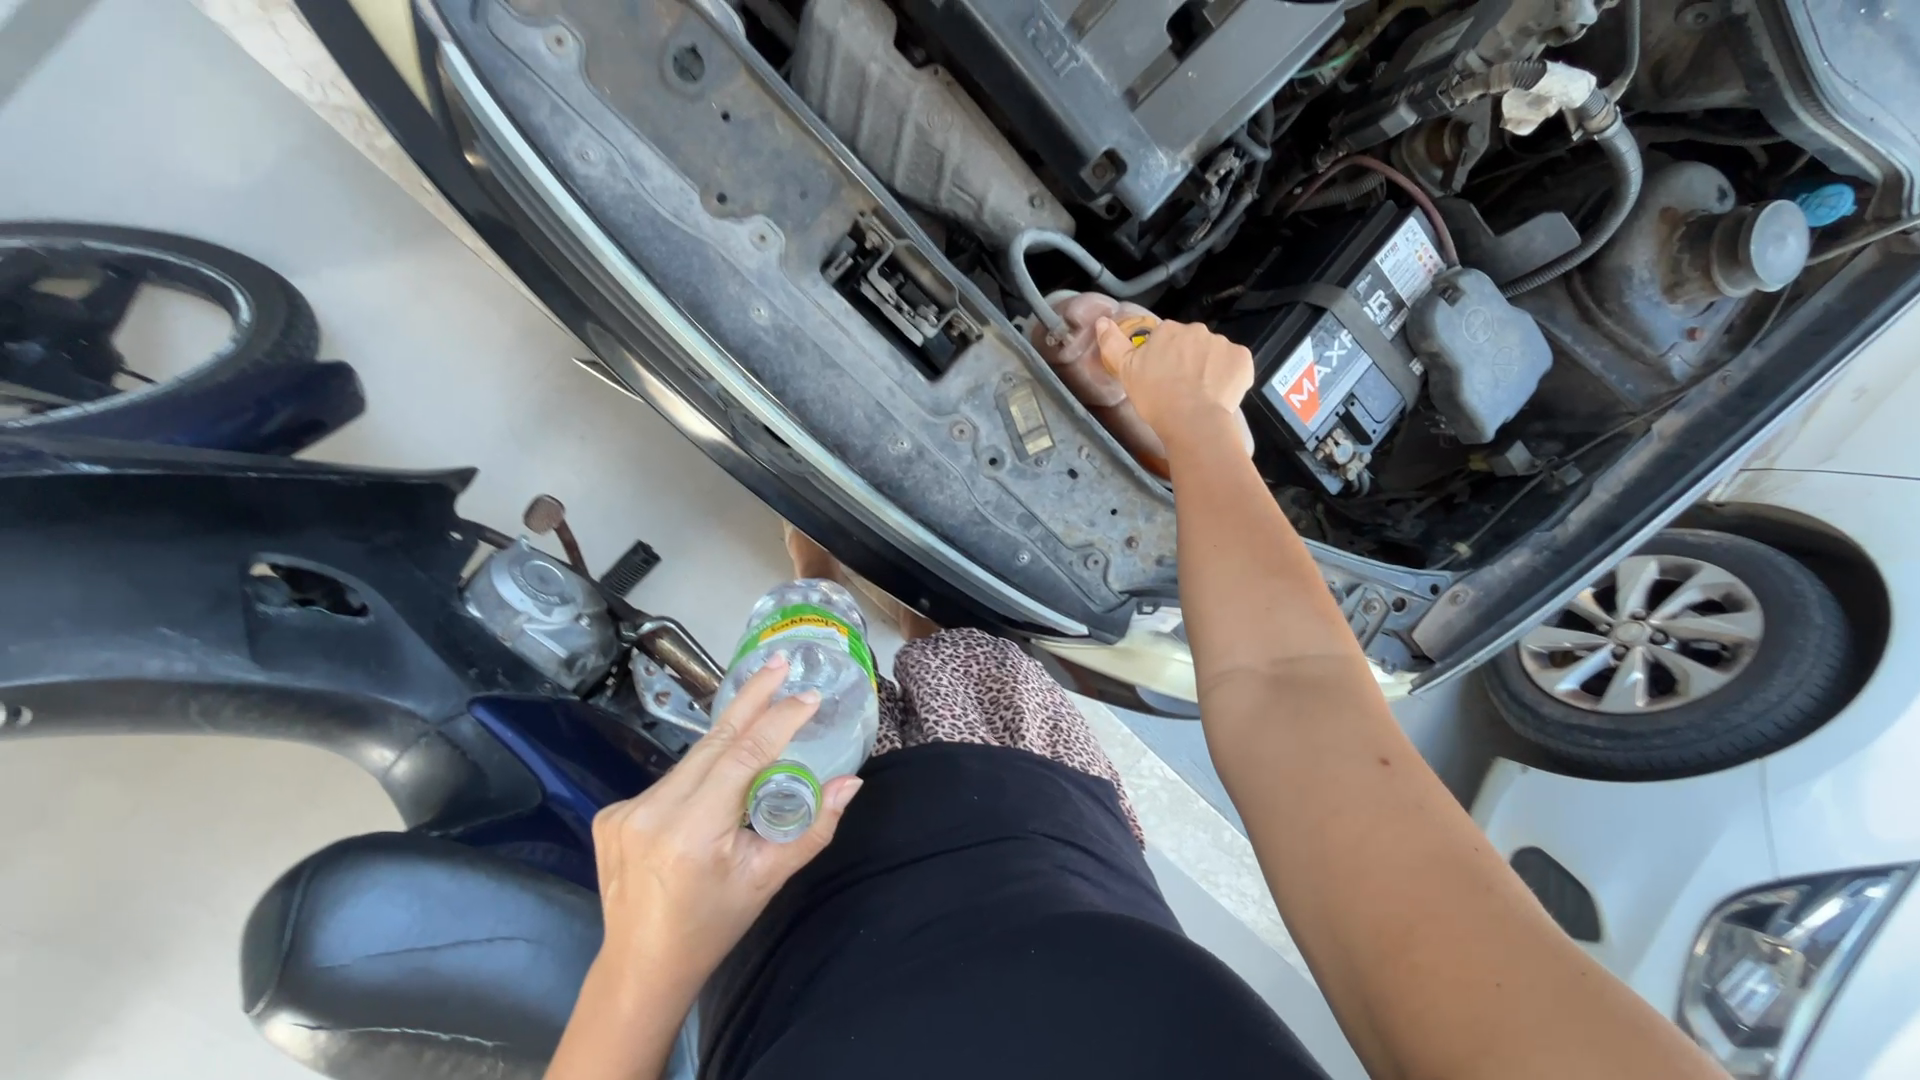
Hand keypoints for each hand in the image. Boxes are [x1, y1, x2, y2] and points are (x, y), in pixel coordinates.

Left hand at [589, 653, 863, 987]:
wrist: (641, 965)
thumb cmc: (713, 924)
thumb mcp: (768, 880)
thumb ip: (812, 828)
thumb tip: (849, 782)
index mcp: (692, 833)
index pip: (743, 757)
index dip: (778, 721)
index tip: (807, 695)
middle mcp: (651, 813)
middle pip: (714, 743)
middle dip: (751, 700)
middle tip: (779, 663)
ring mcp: (624, 810)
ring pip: (692, 760)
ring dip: (729, 741)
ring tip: (762, 717)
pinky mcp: (611, 812)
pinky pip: (671, 779)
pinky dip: (700, 774)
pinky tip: (712, 793)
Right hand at [1094, 317, 1253, 447]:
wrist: (1192, 420)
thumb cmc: (1155, 397)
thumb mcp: (1125, 371)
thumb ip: (1112, 343)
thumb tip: (1102, 321)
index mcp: (1168, 330)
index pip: (1166, 338)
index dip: (1163, 357)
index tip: (1161, 376)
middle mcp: (1196, 330)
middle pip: (1191, 342)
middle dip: (1187, 359)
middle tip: (1180, 386)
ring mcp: (1222, 343)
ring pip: (1213, 353)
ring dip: (1208, 367)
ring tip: (1200, 393)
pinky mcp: (1243, 359)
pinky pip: (1235, 364)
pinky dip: (1230, 375)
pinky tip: (1219, 393)